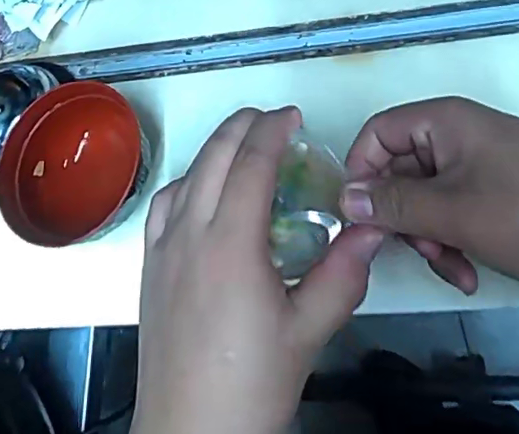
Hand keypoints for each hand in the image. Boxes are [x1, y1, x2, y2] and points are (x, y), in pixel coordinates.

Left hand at [137, 107, 387, 433]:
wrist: (189, 433)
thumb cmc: (251, 386)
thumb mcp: (307, 333)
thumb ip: (341, 276)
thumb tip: (369, 232)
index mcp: (230, 242)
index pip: (251, 163)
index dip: (272, 130)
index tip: (291, 116)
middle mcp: (191, 231)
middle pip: (215, 155)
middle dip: (243, 125)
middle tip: (273, 120)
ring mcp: (163, 245)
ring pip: (188, 173)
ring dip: (215, 149)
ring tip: (243, 147)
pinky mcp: (149, 263)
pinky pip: (164, 203)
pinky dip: (188, 181)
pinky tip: (202, 192)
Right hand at [342, 97, 518, 315]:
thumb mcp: (458, 213)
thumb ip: (394, 204)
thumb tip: (343, 197)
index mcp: (444, 121)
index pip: (378, 134)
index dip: (362, 173)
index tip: (360, 218)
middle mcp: (458, 137)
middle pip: (400, 170)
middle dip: (403, 216)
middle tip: (416, 252)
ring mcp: (482, 169)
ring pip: (426, 199)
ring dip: (429, 237)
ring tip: (452, 271)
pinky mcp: (501, 200)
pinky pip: (455, 215)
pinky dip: (454, 244)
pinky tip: (470, 276)